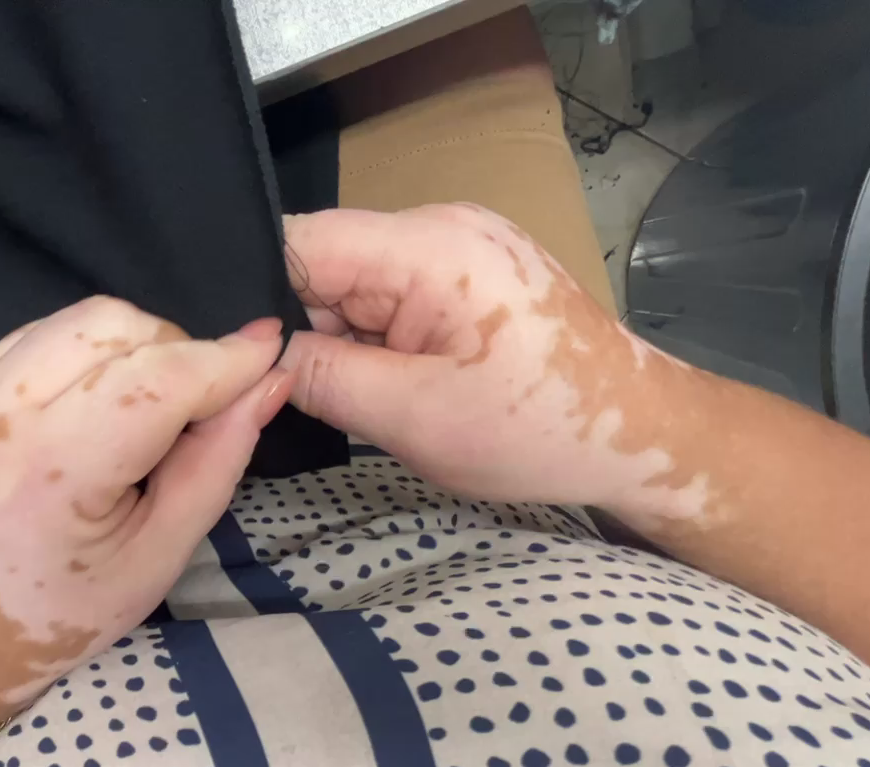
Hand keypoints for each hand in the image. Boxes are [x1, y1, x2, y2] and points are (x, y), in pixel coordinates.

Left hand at [0, 297, 290, 724]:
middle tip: (195, 407)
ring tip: (147, 411)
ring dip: (135, 346)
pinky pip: (40, 338)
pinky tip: (96, 408)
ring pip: (76, 321)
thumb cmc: (70, 613)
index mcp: (46, 477)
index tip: (269, 351)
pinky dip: (90, 356)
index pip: (153, 381)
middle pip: (111, 327)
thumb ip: (216, 463)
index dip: (223, 360)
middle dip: (176, 350)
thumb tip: (268, 381)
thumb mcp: (160, 557)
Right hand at [281, 205, 717, 526]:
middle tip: (284, 395)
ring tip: (343, 395)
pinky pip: (381, 301)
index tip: (234, 359)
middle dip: (297, 329)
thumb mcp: (410, 416)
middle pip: (321, 265)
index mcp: (426, 248)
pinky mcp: (458, 278)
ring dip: (332, 342)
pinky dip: (364, 343)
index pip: (300, 243)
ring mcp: (450, 250)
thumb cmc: (533, 430)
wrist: (635, 435)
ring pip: (347, 288)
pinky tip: (375, 382)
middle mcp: (436, 229)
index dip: (255, 295)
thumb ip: (321, 378)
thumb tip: (257, 356)